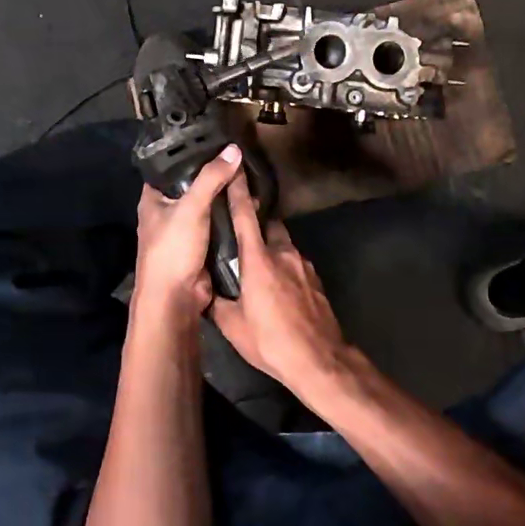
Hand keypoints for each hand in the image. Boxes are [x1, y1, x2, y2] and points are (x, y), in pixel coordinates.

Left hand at [134, 144, 243, 321]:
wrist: (176, 298)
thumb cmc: (173, 248)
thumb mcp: (192, 207)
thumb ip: (212, 178)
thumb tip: (234, 149)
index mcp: (153, 199)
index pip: (169, 167)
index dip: (189, 152)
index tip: (214, 138)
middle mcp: (167, 212)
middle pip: (194, 186)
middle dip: (215, 175)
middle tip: (241, 156)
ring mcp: (186, 230)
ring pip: (209, 206)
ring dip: (227, 197)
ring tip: (251, 176)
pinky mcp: (203, 246)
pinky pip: (220, 225)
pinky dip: (232, 217)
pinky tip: (251, 204)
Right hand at [209, 172, 360, 397]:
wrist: (319, 360)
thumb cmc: (271, 342)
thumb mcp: (233, 326)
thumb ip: (217, 302)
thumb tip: (205, 292)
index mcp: (259, 260)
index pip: (245, 215)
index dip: (238, 189)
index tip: (235, 166)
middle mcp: (284, 254)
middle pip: (269, 226)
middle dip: (256, 223)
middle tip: (240, 233)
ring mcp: (304, 265)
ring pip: (284, 245)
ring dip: (271, 248)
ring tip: (257, 266)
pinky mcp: (316, 279)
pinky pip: (295, 263)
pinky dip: (284, 266)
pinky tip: (278, 287)